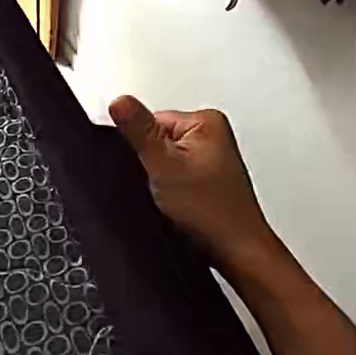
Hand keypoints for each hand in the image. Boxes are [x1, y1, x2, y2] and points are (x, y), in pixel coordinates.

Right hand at [108, 95, 283, 269]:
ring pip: (163, 161)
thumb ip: (139, 130)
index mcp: (206, 120)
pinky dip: (170, 190)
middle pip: (156, 139)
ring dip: (161, 179)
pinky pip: (174, 175)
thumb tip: (120, 102)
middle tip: (168, 186)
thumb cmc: (214, 212)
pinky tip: (179, 204)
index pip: (151, 119)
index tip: (151, 167)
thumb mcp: (164, 166)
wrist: (236, 252)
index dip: (141, 147)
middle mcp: (212, 135)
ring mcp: (210, 158)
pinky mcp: (206, 178)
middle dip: (152, 164)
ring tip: (176, 197)